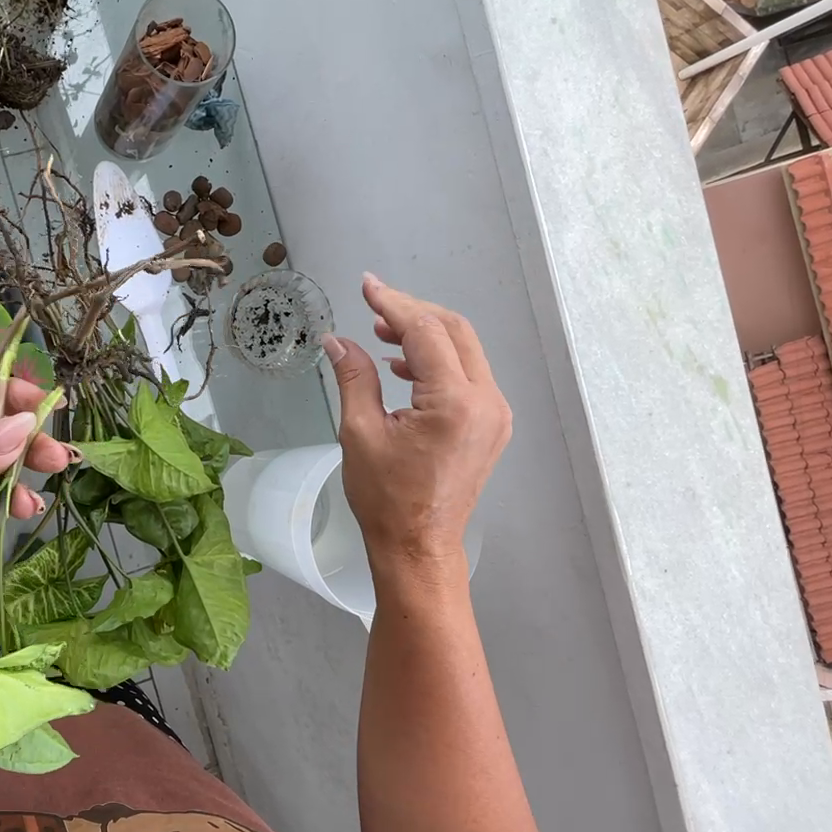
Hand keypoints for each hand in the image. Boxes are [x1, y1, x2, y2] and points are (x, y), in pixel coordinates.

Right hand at [322, 273, 510, 565]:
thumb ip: (354, 378)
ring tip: (381, 334)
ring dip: (425, 334)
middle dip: (412, 312)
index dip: (392, 304)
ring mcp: (495, 413)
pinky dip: (437, 361)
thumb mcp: (359, 433)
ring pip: (464, 351)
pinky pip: (468, 375)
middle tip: (371, 307)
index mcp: (453, 401)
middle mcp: (486, 400)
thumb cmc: (385, 496)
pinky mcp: (491, 425)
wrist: (419, 545)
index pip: (425, 332)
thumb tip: (337, 341)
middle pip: (454, 332)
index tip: (365, 286)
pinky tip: (404, 368)